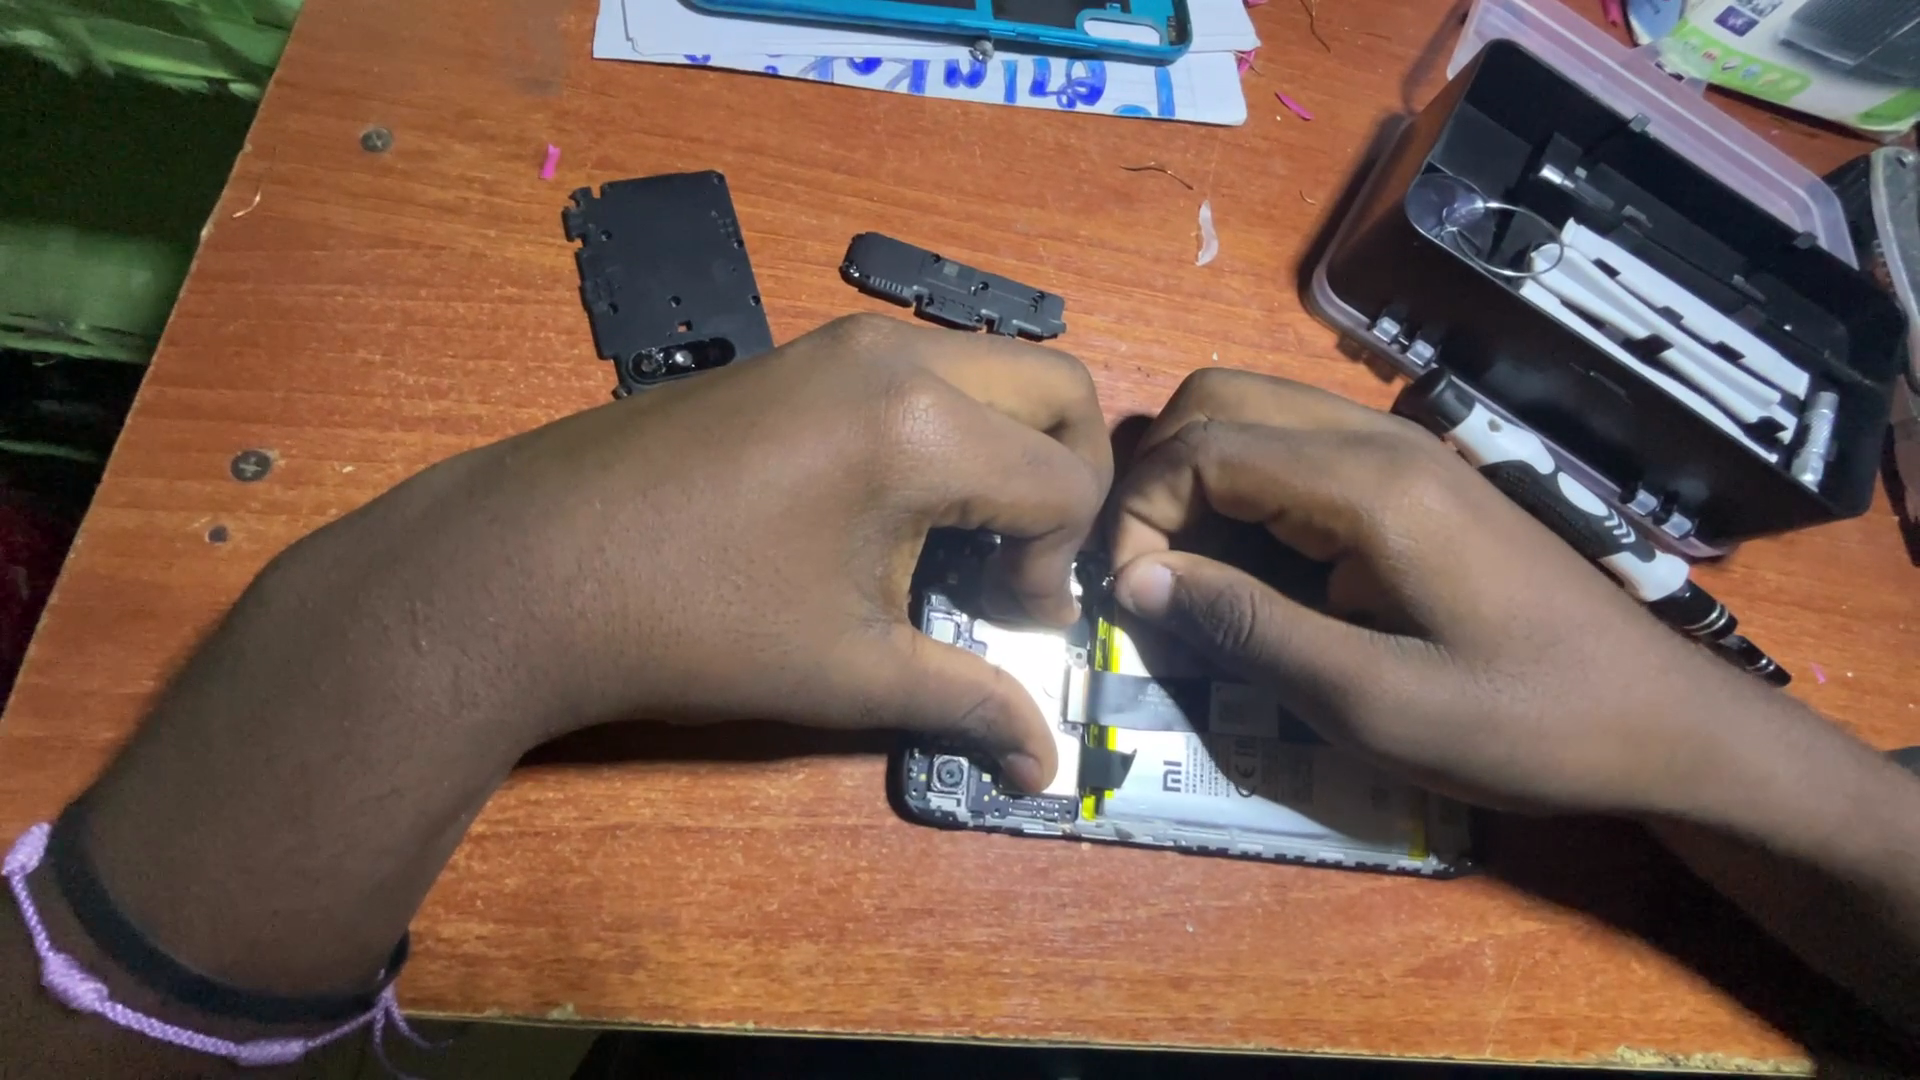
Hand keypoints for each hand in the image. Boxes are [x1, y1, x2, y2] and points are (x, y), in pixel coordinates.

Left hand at [62, 315, 1106, 1008]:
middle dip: (1070, 475)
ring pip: (997, 366)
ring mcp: (847, 338)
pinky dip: (955, 422)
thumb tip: (1046, 767)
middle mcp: (901, 355)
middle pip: (1060, 390)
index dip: (1059, 563)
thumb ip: (967, 702)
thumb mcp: (848, 673)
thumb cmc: (696, 628)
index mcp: (923, 429)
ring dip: (1012, 444)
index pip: (1067, 483)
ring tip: (960, 525)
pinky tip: (897, 494)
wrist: (522, 566)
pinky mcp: (805, 348)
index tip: (1007, 614)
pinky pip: (929, 367)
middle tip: (1019, 551)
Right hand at [1106, 369, 1766, 813]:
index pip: (1201, 449)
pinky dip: (1231, 492)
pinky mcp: (1397, 475)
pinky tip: (1241, 561)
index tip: (1132, 595)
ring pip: (1242, 414)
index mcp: (1367, 483)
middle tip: (1150, 568)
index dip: (1139, 515)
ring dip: (1188, 480)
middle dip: (1154, 479)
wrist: (1664, 725)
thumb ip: (1244, 628)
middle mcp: (1371, 438)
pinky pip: (1281, 450)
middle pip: (1213, 401)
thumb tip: (1134, 581)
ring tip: (1185, 567)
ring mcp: (1388, 448)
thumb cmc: (1523, 723)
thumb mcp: (1370, 702)